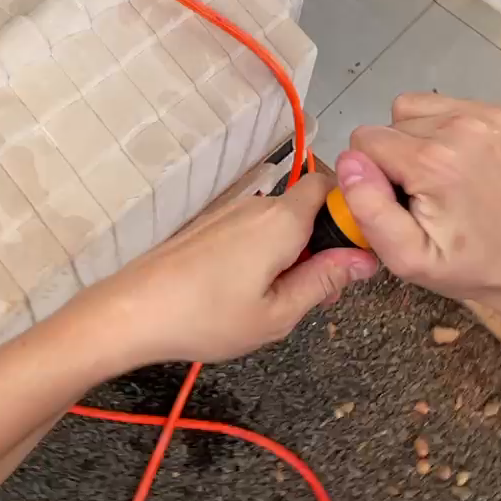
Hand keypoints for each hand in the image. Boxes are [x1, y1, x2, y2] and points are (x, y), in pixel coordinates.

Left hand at [74, 169, 379, 365]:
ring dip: (293, 249)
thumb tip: (365, 257)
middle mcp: (257, 204)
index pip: (329, 185)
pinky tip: (250, 290)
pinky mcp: (209, 224)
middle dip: (323, 240)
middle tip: (322, 292)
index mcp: (281, 220)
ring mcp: (229, 211)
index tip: (356, 250)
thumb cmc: (210, 316)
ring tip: (283, 299)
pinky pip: (253, 228)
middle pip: (306, 205)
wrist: (134, 309)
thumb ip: (324, 281)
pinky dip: (265, 251)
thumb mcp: (277, 312)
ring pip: (279, 220)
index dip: (350, 209)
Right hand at [337, 94, 500, 312]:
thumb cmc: (469, 266)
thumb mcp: (407, 257)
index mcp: (434, 160)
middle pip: (389, 123)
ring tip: (441, 176)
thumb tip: (348, 161)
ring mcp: (490, 116)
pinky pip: (449, 107)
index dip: (372, 173)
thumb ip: (368, 208)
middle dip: (395, 156)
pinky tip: (464, 163)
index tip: (399, 201)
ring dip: (416, 138)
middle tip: (423, 195)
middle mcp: (462, 126)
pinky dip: (446, 131)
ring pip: (416, 109)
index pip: (364, 140)